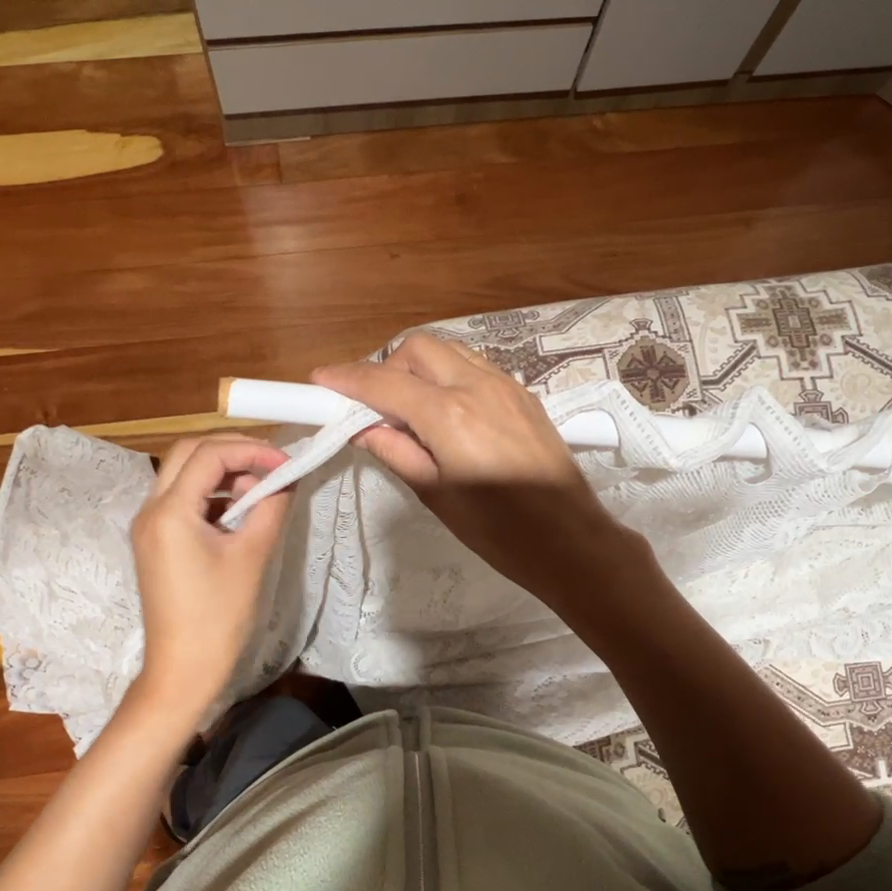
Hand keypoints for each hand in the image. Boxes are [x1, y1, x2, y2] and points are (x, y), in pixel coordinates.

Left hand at [128, 435, 291, 719]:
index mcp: (169, 511)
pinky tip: (240, 512)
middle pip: (188, 454)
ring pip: (183, 475)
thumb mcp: (252, 556)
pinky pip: (181, 501)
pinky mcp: (155, 542)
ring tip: (261, 491)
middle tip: (271, 466)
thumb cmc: (219, 616)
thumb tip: (286, 478)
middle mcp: (150, 510)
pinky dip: (211, 495)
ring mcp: (148, 526)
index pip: (209, 454)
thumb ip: (271, 507)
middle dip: (233, 451)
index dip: (251, 450)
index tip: (286, 463)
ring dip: (222, 473)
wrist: (184, 669)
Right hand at [312, 334, 646, 609]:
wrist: (571, 542)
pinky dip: (448, 376)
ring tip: (407, 409)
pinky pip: (475, 367)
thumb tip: (362, 427)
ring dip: (418, 368)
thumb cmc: (499, 533)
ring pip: (449, 352)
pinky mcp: (524, 396)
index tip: (320, 382)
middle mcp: (478, 386)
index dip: (347, 379)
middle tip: (372, 407)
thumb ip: (397, 452)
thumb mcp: (437, 496)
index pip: (384, 382)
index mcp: (450, 415)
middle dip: (386, 367)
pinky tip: (445, 413)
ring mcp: (507, 386)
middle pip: (418, 348)